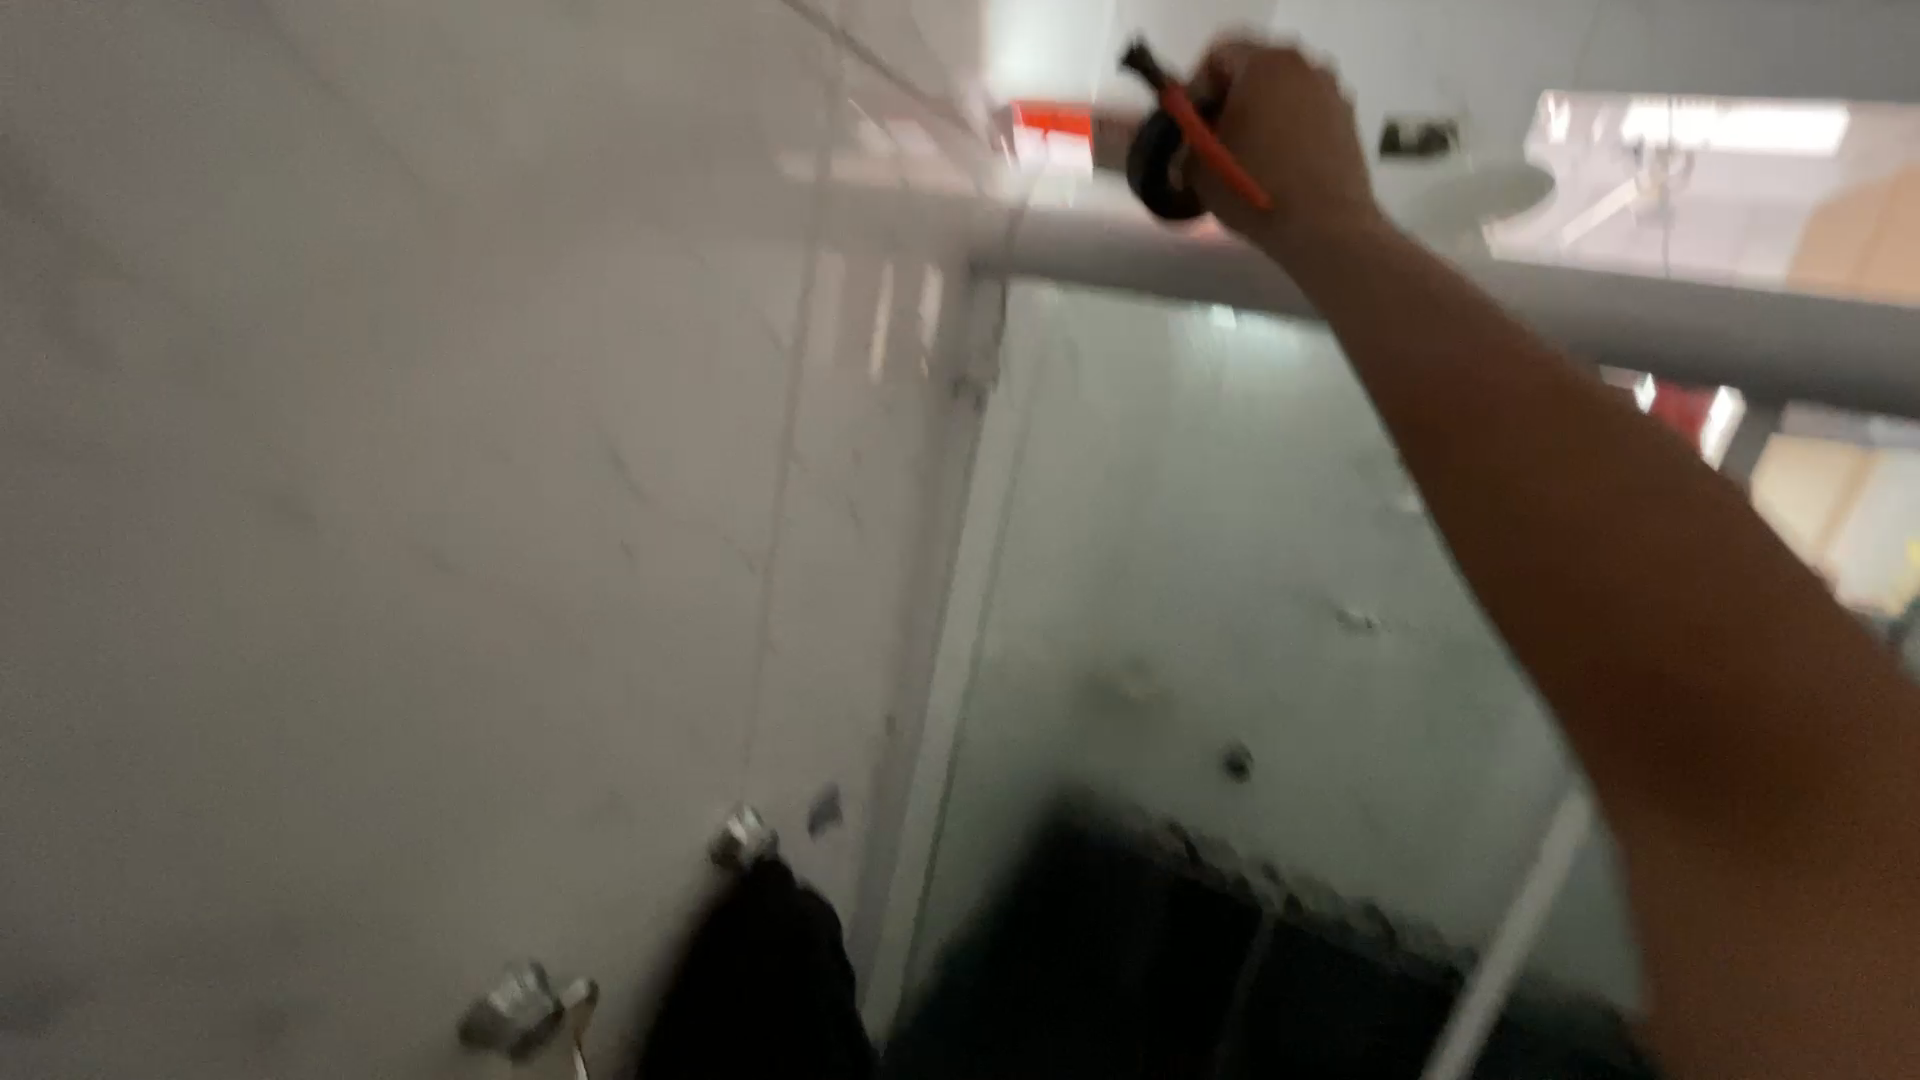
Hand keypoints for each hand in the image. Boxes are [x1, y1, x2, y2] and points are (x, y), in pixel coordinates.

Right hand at [1187, 38, 1388, 259]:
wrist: (1322, 225)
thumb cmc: (1254, 188)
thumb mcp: (1199, 169)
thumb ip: (1184, 143)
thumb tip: (1187, 142)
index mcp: (1264, 64)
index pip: (1219, 53)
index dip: (1195, 88)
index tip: (1188, 126)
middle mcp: (1304, 64)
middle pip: (1253, 70)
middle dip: (1228, 101)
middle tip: (1212, 143)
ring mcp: (1331, 90)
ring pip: (1281, 93)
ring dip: (1259, 116)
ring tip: (1245, 159)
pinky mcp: (1346, 119)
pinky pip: (1305, 114)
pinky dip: (1286, 132)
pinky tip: (1276, 169)